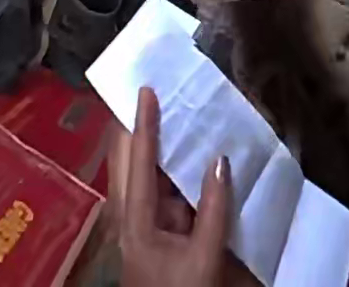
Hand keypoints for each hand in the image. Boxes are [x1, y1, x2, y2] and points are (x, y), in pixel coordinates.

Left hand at [110, 88, 236, 286]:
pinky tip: (186, 151)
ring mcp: (140, 221)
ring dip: (153, 141)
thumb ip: (214, 210)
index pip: (140, 159)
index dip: (144, 122)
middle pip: (128, 157)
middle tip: (151, 88)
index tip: (146, 88)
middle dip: (136, 123)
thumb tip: (220, 159)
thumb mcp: (205, 262)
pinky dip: (167, 164)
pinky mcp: (153, 230)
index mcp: (136, 218)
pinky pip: (157, 187)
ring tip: (169, 107)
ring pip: (141, 170)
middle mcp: (131, 213)